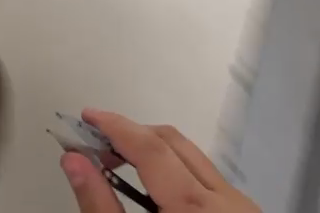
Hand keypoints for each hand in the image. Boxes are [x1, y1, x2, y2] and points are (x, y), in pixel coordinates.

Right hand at [61, 110, 260, 212]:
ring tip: (124, 164)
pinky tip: (163, 194)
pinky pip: (213, 182)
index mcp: (195, 207)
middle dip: (132, 134)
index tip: (86, 117)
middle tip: (97, 140)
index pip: (147, 145)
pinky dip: (182, 175)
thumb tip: (74, 161)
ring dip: (157, 154)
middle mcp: (227, 201)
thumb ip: (100, 205)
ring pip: (195, 161)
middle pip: (172, 143)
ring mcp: (245, 210)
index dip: (113, 125)